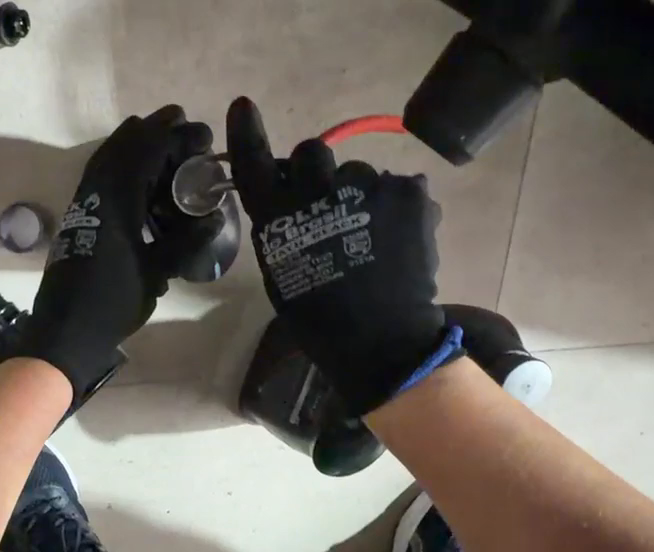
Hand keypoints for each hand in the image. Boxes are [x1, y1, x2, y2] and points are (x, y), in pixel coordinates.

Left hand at [5, 105, 223, 411]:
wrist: (64, 333)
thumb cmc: (110, 304)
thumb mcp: (154, 274)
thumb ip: (184, 243)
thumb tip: (215, 217)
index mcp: (116, 201)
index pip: (148, 151)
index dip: (177, 137)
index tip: (202, 136)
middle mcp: (95, 195)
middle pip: (124, 146)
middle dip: (154, 133)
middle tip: (182, 128)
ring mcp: (81, 207)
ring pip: (106, 160)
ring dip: (133, 147)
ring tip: (161, 146)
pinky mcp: (76, 222)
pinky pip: (97, 179)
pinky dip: (117, 167)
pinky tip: (135, 180)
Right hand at [227, 97, 459, 418]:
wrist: (379, 340)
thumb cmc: (318, 321)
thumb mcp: (282, 274)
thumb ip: (282, 229)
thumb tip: (291, 198)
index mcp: (279, 219)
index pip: (256, 166)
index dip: (248, 136)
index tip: (243, 109)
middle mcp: (318, 192)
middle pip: (313, 153)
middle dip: (316, 172)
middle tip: (327, 208)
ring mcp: (368, 187)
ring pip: (359, 174)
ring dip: (359, 196)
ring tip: (369, 238)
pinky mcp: (409, 192)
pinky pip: (396, 188)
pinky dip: (395, 208)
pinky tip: (394, 240)